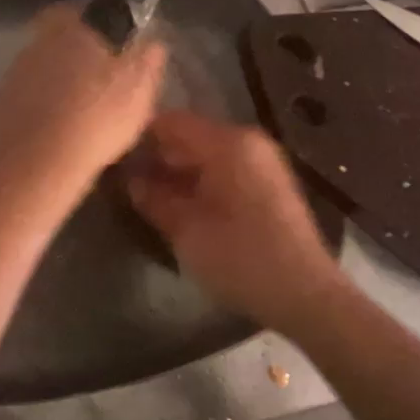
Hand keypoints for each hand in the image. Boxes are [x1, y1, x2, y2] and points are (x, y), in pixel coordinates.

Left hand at [0, 5, 167, 187]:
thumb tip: (152, 41)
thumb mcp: (139, 89)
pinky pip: (25, 98)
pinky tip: (56, 130)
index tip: (102, 42)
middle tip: (97, 82)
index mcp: (67, 31)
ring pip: (38, 70)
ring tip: (78, 112)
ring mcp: (14, 75)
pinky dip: (39, 108)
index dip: (84, 23)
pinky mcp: (0, 106)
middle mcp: (35, 45)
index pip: (67, 11)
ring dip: (54, 83)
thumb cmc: (97, 117)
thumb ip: (147, 59)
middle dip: (71, 56)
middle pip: (53, 41)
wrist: (41, 162)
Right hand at [126, 110, 338, 325]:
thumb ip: (153, 199)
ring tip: (147, 193)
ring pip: (206, 153)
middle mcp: (247, 141)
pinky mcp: (268, 184)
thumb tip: (130, 180)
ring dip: (178, 170)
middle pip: (189, 135)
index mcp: (227, 142)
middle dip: (157, 155)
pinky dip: (200, 180)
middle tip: (125, 177)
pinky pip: (224, 168)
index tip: (113, 155)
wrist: (307, 297)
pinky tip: (180, 203)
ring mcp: (262, 161)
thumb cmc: (241, 258)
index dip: (138, 136)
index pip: (170, 122)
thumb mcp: (186, 231)